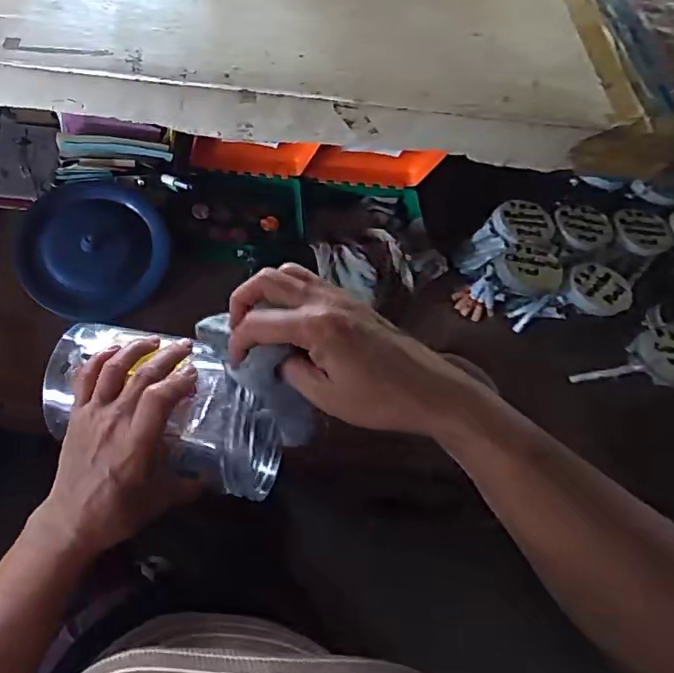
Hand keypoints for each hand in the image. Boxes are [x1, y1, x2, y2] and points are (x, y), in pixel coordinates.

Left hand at [33, 338, 201, 558]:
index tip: (195, 372)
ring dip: (132, 349)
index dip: (180, 379)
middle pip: (140, 376)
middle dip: (166, 357)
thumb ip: (187, 484)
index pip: (161, 397)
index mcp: (137, 440)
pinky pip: (84, 379)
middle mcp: (114, 419)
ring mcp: (91, 413)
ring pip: (111, 369)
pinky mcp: (76, 414)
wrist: (72, 517)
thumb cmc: (118, 511)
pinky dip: (97, 359)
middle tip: (185, 347)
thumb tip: (210, 476)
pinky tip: (111, 350)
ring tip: (152, 341)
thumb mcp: (160, 500)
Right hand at [228, 264, 498, 439]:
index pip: (256, 323)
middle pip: (265, 280)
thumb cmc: (381, 401)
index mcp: (315, 326)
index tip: (237, 363)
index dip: (237, 343)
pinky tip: (288, 318)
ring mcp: (339, 295)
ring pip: (285, 272)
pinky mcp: (350, 299)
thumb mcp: (324, 396)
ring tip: (259, 317)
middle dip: (240, 302)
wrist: (436, 393)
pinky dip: (285, 291)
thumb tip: (277, 358)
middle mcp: (324, 301)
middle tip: (238, 329)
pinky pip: (306, 280)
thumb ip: (290, 370)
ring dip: (262, 291)